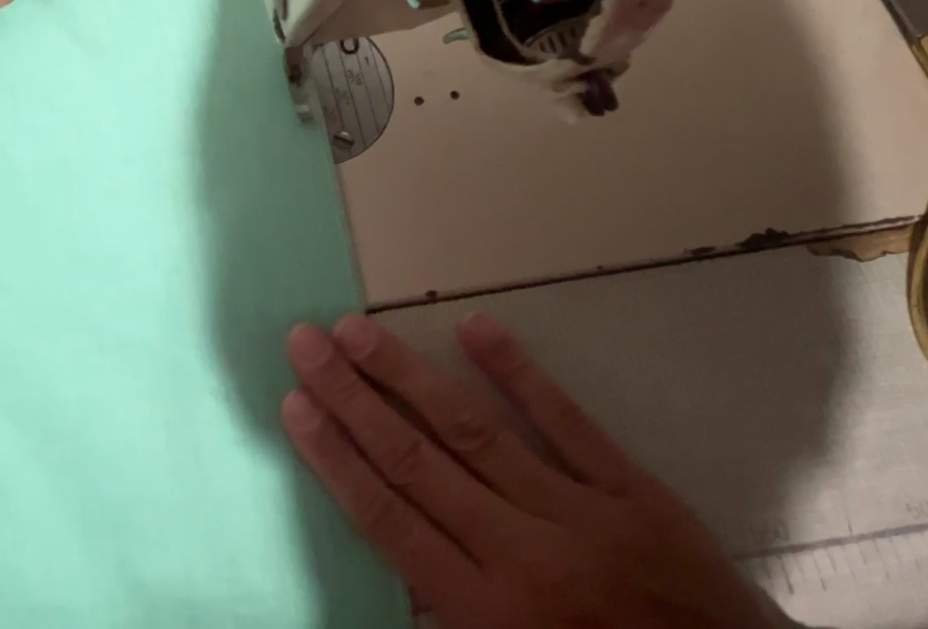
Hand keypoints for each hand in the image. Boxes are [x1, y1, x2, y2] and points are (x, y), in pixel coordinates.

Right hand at [282, 315, 787, 628]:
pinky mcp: (633, 492)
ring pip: (472, 430)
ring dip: (408, 374)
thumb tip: (388, 538)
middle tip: (305, 342)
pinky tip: (473, 326)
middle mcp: (519, 555)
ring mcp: (578, 515)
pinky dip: (518, 373)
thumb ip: (444, 609)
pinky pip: (568, 423)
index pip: (386, 517)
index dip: (335, 456)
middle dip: (351, 396)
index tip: (294, 403)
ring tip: (358, 329)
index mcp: (484, 612)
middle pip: (414, 460)